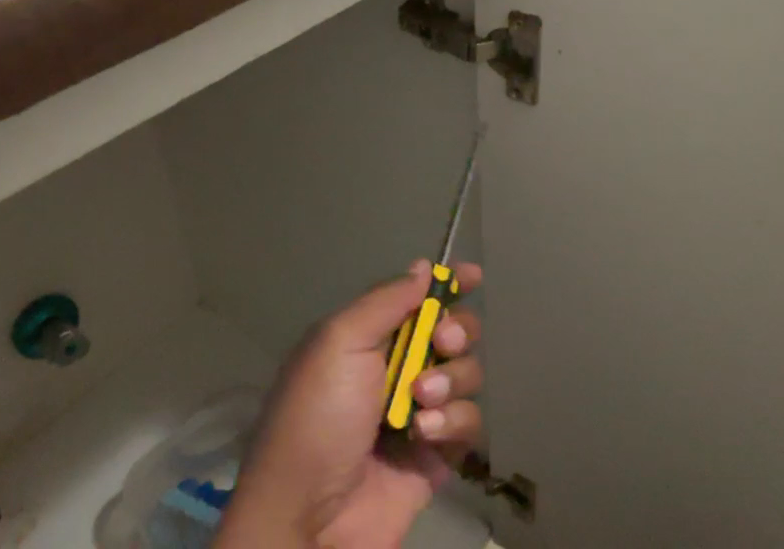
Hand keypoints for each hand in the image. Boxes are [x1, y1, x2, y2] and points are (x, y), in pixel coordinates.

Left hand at [216, 260, 484, 548]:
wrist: (310, 514)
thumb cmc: (318, 416)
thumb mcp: (338, 343)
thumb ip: (385, 301)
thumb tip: (422, 268)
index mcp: (366, 338)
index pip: (414, 299)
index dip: (446, 285)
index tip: (473, 276)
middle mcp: (395, 369)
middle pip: (451, 332)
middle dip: (456, 331)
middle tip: (442, 342)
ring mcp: (419, 412)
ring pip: (466, 375)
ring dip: (450, 380)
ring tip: (421, 401)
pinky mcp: (438, 454)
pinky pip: (468, 423)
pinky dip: (452, 423)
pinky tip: (425, 435)